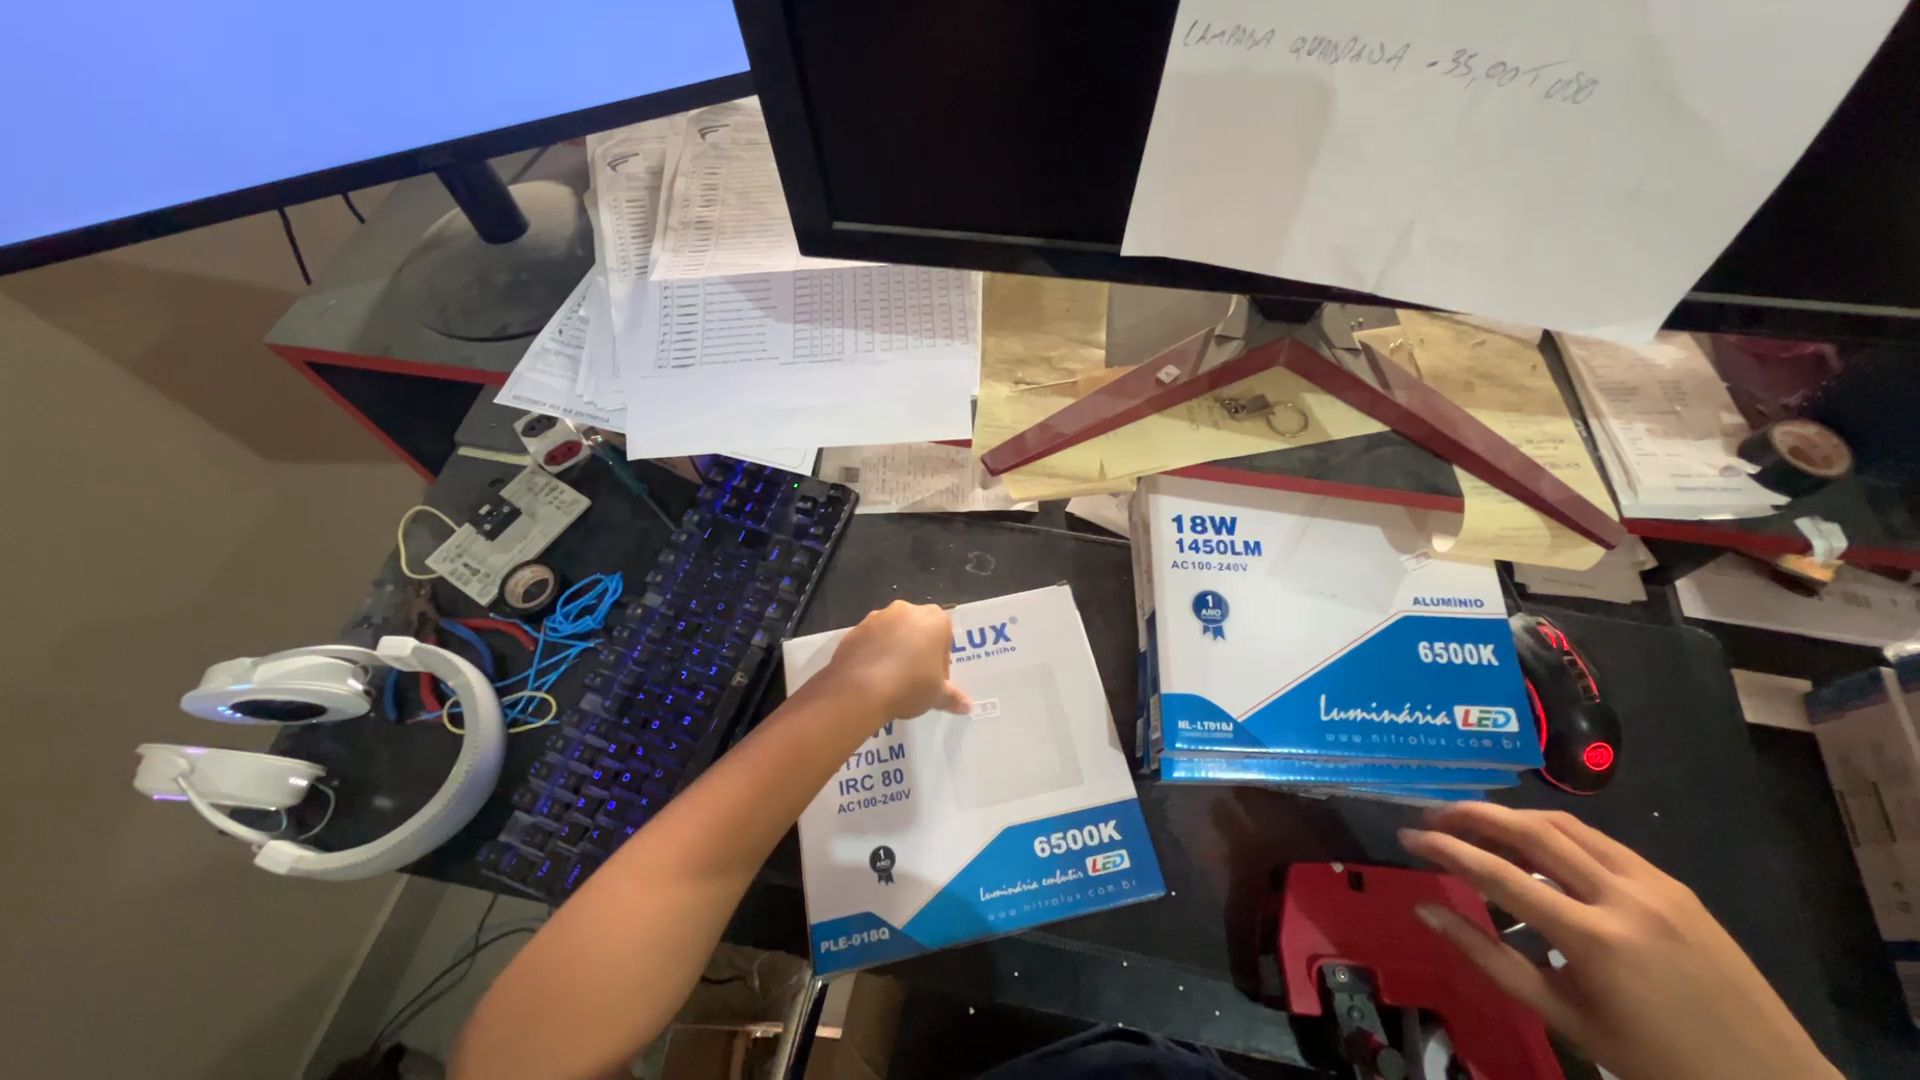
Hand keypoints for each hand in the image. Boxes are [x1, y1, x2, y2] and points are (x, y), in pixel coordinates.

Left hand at [823, 601, 970, 721]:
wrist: (860, 689)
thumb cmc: (910, 685)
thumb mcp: (937, 695)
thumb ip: (953, 697)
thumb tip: (967, 706)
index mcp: (935, 619)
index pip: (944, 639)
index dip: (941, 662)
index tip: (934, 681)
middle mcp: (906, 610)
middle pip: (918, 631)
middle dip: (917, 652)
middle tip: (914, 680)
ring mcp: (877, 617)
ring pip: (893, 634)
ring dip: (894, 651)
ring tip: (891, 681)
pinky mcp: (854, 629)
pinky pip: (870, 641)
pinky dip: (873, 654)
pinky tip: (873, 678)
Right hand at [1400, 803, 1837, 1079]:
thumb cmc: (1653, 1061)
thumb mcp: (1562, 1015)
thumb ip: (1488, 957)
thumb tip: (1426, 909)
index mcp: (1594, 939)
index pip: (1498, 873)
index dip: (1445, 848)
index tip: (1407, 836)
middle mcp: (1624, 897)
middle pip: (1532, 830)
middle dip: (1473, 814)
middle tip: (1432, 816)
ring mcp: (1656, 885)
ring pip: (1567, 825)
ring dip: (1512, 817)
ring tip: (1474, 824)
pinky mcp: (1675, 885)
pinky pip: (1601, 843)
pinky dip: (1555, 834)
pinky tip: (1534, 848)